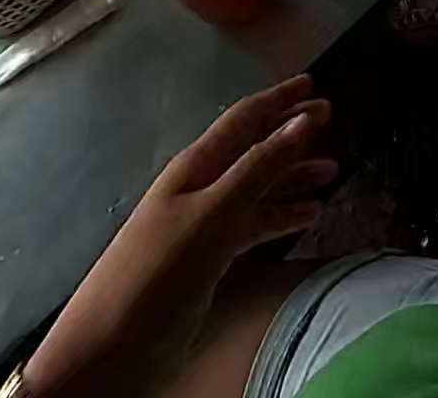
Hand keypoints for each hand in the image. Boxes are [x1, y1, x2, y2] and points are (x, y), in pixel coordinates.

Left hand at [24, 76, 336, 395]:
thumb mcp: (214, 213)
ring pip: (261, 185)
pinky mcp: (212, 255)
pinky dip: (284, 214)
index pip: (245, 117)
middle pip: (256, 147)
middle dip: (292, 131)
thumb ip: (260, 166)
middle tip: (329, 118)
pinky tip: (309, 215)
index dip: (279, 98)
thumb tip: (303, 119)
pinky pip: (257, 221)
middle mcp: (204, 185)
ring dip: (295, 175)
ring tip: (331, 171)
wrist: (106, 356)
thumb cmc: (158, 272)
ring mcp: (208, 221)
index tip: (311, 82)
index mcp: (198, 165)